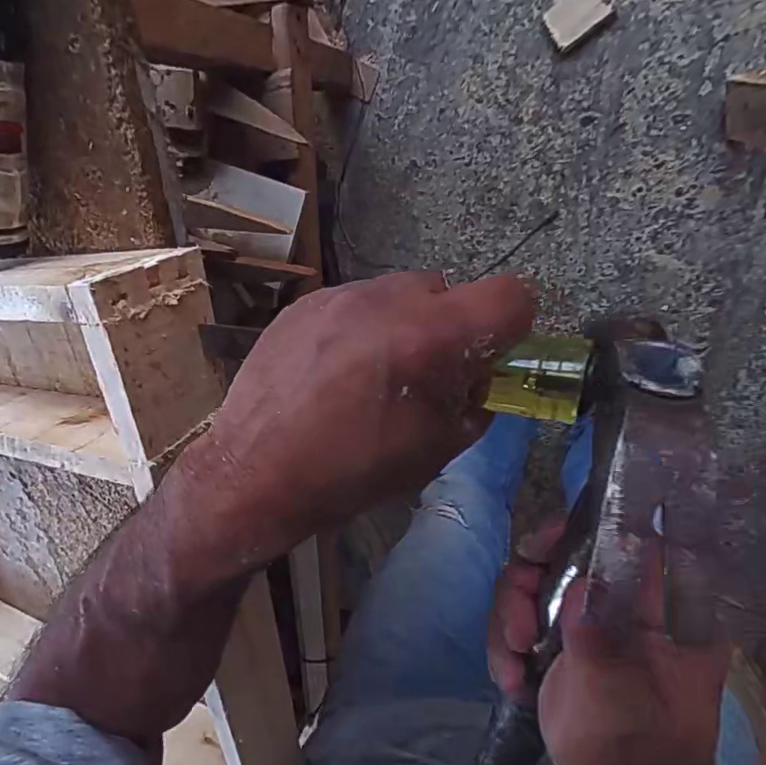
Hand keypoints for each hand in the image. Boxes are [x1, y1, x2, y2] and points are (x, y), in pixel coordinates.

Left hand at [185, 271, 533, 561]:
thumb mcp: (434, 448)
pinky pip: (348, 305)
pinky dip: (354, 328)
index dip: (510, 327)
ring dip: (398, 325)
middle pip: (445, 291)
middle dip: (445, 328)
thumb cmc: (348, 473)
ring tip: (365, 374)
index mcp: (430, 336)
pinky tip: (328, 371)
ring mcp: (335, 297)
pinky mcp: (300, 306)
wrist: (255, 472)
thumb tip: (478, 375)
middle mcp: (384, 300)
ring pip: (393, 295)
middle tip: (419, 373)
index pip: (510, 295)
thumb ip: (473, 400)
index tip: (488, 354)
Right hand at [490, 520, 728, 764]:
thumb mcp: (622, 711)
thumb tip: (582, 587)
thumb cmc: (640, 759)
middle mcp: (627, 603)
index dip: (585, 532)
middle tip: (516, 628)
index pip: (632, 543)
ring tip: (513, 666)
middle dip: (526, 585)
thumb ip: (604, 650)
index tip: (542, 549)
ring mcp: (588, 617)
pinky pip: (515, 612)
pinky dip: (503, 641)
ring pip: (530, 582)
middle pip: (564, 555)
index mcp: (668, 613)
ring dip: (508, 617)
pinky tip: (511, 679)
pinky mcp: (556, 633)